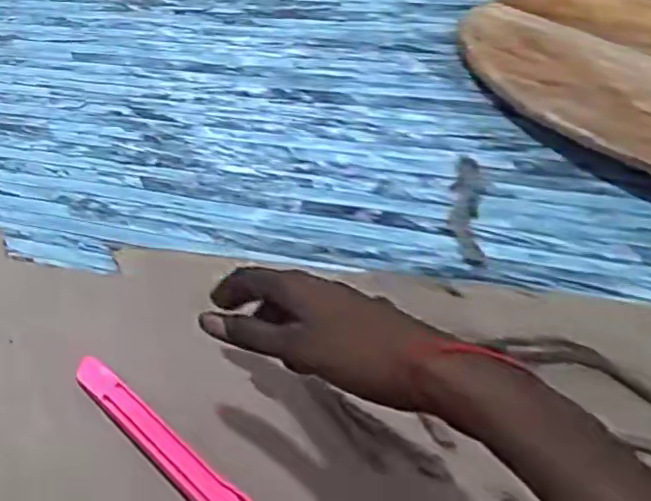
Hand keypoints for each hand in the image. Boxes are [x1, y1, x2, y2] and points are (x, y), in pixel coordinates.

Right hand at [199, 267, 452, 411]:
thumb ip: (250, 335)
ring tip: (286, 350)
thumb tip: (204, 320)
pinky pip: (326, 316)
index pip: (247, 277)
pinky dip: (312, 329)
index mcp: (293, 285)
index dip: (228, 290)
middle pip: (276, 290)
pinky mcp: (373, 319)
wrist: (446, 374)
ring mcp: (348, 300)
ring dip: (286, 322)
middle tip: (249, 332)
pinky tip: (324, 353)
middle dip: (257, 309)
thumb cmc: (359, 357)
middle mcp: (316, 285)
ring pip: (303, 305)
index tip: (217, 307)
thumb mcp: (296, 348)